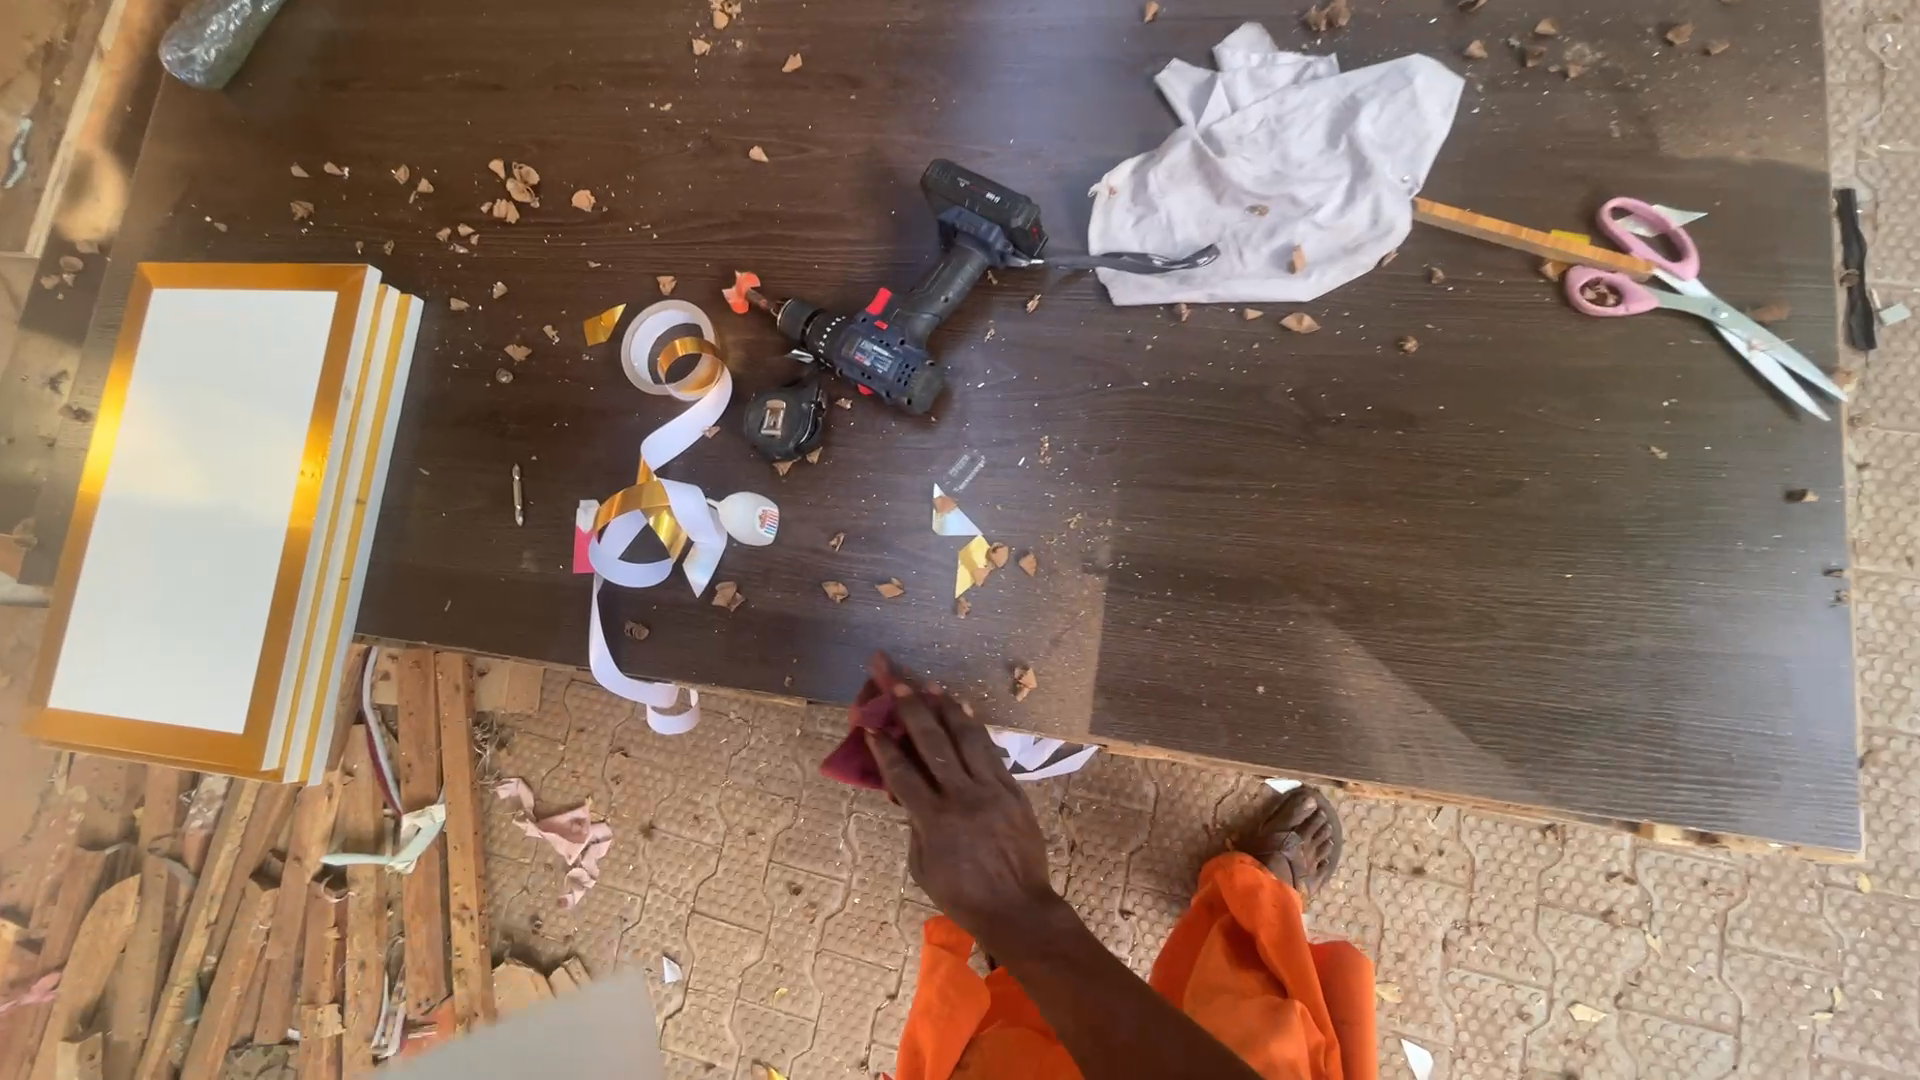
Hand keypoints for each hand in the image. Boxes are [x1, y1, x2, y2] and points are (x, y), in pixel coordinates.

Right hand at [865, 684, 1059, 948]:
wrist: (1018, 909)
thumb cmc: (963, 897)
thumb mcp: (924, 867)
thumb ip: (915, 825)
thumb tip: (910, 793)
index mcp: (934, 821)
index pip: (902, 774)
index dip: (884, 748)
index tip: (870, 726)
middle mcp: (962, 797)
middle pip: (932, 743)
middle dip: (912, 710)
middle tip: (897, 683)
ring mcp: (991, 789)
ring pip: (966, 738)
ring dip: (946, 708)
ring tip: (931, 685)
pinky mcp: (1012, 789)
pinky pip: (990, 751)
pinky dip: (975, 728)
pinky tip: (964, 711)